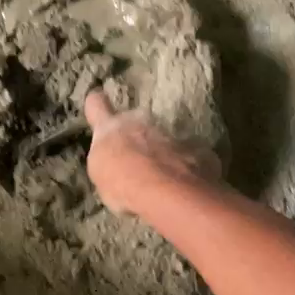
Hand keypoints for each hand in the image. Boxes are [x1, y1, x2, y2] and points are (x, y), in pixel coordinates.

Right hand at [83, 91, 221, 216]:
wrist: (170, 191)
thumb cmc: (124, 184)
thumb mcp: (101, 175)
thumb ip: (105, 159)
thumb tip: (112, 159)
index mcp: (111, 126)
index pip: (96, 103)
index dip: (97, 106)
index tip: (98, 108)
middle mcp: (141, 119)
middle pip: (136, 120)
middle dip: (137, 135)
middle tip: (137, 160)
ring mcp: (172, 130)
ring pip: (164, 135)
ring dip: (162, 150)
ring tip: (163, 177)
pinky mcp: (198, 146)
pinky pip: (189, 152)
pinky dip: (186, 164)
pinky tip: (184, 183)